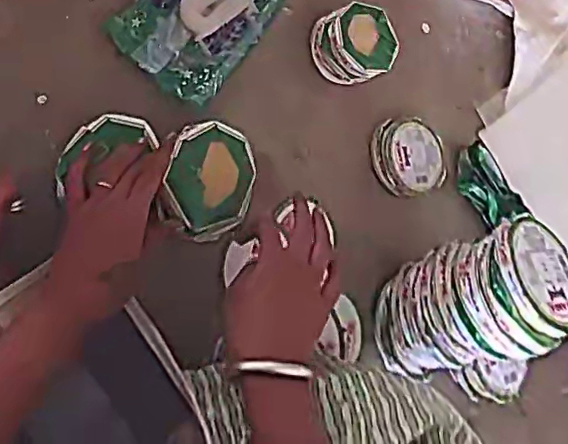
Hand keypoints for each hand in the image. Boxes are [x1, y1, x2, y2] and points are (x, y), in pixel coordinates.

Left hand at [43, 142, 172, 327]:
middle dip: (147, 153)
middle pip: (132, 168)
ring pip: (109, 167)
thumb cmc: (108, 288)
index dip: (162, 158)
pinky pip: (76, 180)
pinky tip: (89, 150)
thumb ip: (155, 235)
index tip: (171, 145)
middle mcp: (111, 202)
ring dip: (123, 152)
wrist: (70, 300)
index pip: (151, 176)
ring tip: (134, 143)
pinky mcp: (74, 211)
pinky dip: (82, 161)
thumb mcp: (141, 263)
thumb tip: (169, 220)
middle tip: (158, 145)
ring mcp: (91, 204)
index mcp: (132, 212)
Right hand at [226, 194, 340, 362]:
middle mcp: (297, 265)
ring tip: (319, 214)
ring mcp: (314, 282)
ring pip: (323, 246)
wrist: (270, 368)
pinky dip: (334, 263)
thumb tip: (254, 261)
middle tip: (297, 199)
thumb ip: (246, 269)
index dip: (258, 222)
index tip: (253, 226)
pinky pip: (334, 277)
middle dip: (299, 209)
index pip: (267, 227)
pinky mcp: (324, 302)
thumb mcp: (233, 294)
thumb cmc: (247, 333)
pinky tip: (334, 256)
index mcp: (273, 259)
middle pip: (303, 227)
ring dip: (322, 226)